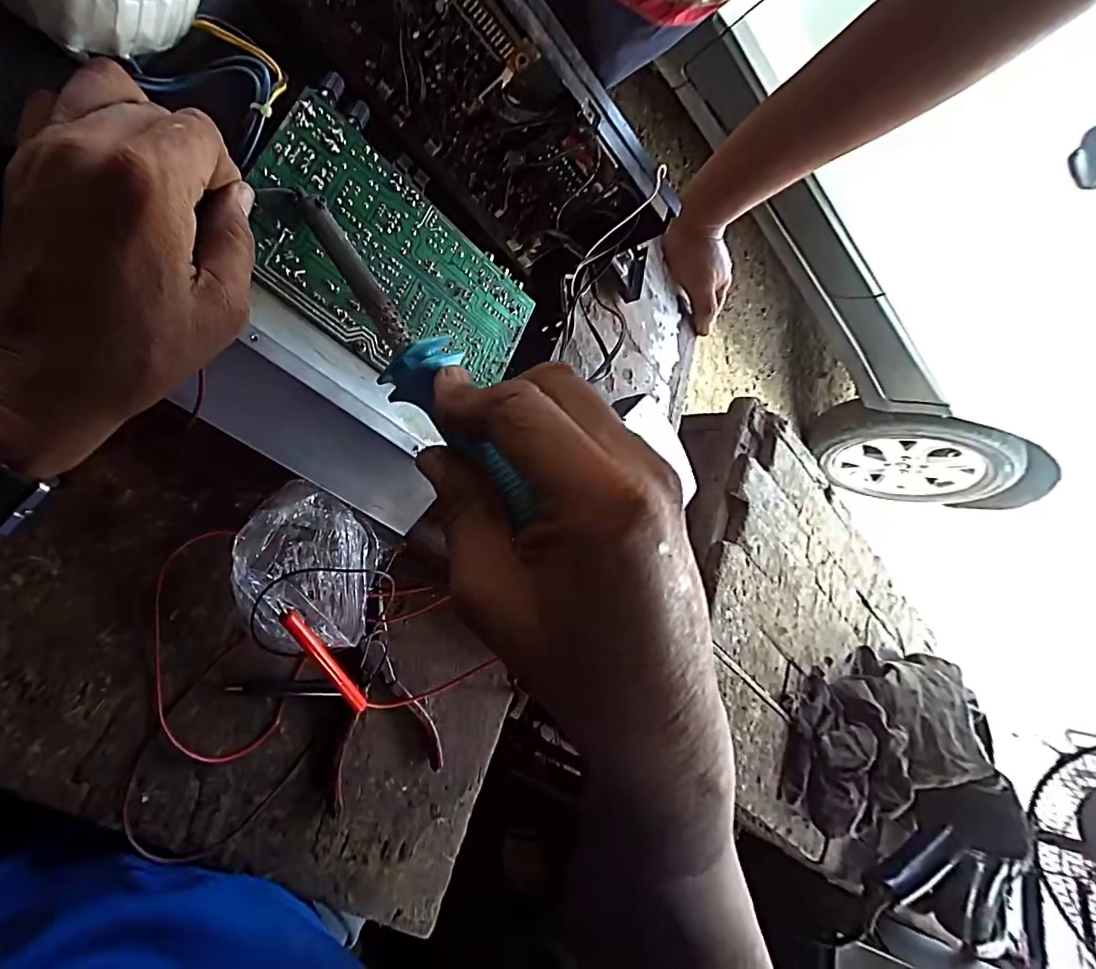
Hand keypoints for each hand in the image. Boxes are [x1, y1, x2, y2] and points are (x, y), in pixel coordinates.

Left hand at [0, 60, 254, 477]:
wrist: (46, 378)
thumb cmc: (139, 352)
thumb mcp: (222, 309)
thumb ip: (238, 239)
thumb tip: (234, 197)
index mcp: (148, 179)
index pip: (202, 132)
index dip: (221, 173)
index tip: (215, 217)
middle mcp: (92, 144)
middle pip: (159, 110)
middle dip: (185, 154)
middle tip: (183, 210)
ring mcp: (47, 149)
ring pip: (105, 88)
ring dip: (136, 122)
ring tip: (145, 176)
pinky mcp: (19, 165)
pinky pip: (56, 106)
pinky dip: (85, 124)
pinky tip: (102, 172)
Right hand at [416, 364, 732, 806]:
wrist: (659, 708)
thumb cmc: (572, 665)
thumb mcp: (491, 595)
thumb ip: (462, 510)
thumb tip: (437, 455)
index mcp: (597, 497)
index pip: (521, 409)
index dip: (468, 398)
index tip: (431, 398)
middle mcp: (639, 467)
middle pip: (555, 386)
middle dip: (498, 398)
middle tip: (459, 434)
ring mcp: (660, 470)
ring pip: (579, 401)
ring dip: (528, 415)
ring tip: (493, 461)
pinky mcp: (664, 481)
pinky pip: (599, 428)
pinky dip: (558, 434)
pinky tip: (535, 479)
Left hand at [664, 214, 732, 336]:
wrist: (691, 215)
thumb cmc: (695, 248)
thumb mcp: (700, 286)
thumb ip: (703, 309)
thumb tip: (704, 330)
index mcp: (721, 284)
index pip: (709, 310)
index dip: (698, 320)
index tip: (688, 328)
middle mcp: (717, 271)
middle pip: (703, 295)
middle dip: (692, 304)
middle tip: (681, 313)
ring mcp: (706, 257)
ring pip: (695, 279)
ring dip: (685, 287)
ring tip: (674, 293)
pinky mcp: (692, 245)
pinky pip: (685, 264)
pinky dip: (680, 271)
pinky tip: (672, 271)